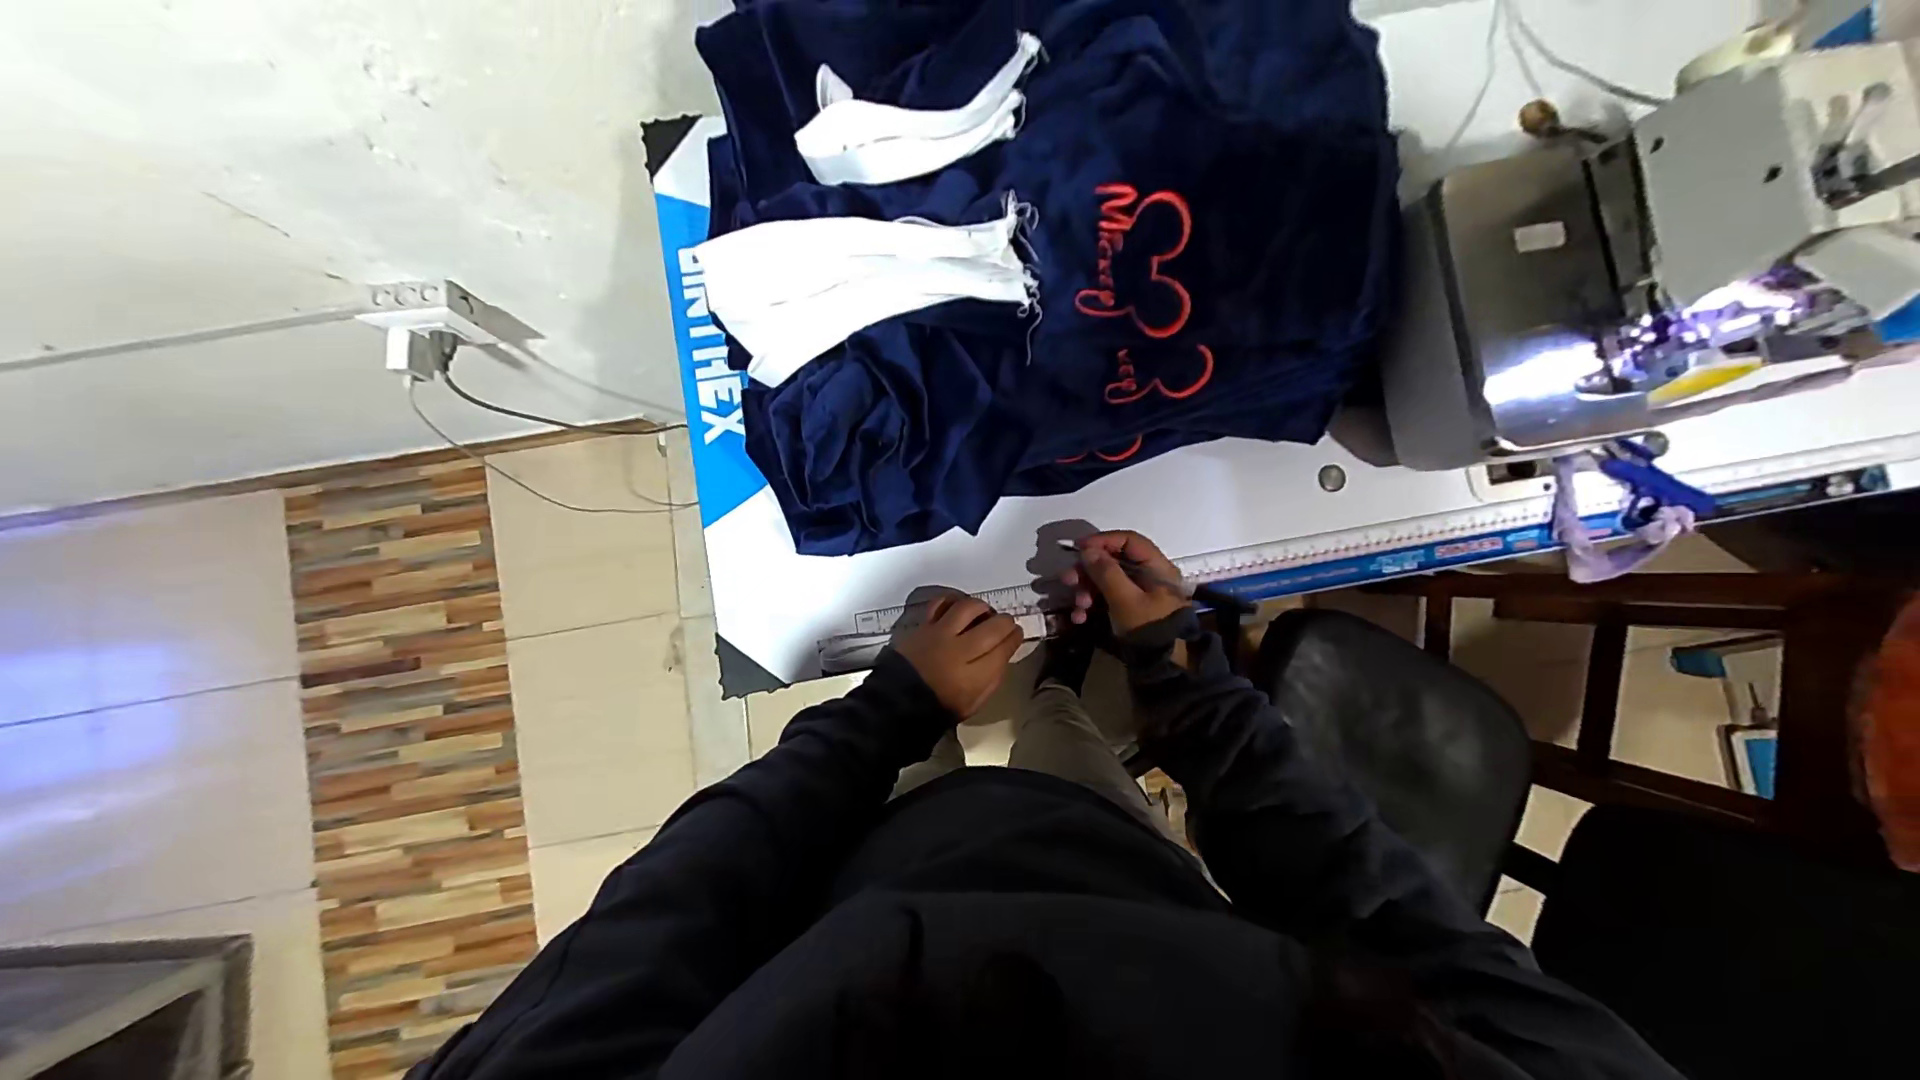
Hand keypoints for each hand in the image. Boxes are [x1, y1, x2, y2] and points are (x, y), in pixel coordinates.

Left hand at [892, 596, 1025, 717]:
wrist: (900, 700)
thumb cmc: (941, 704)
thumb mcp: (975, 703)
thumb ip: (993, 678)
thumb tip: (1003, 653)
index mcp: (974, 676)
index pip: (1004, 648)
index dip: (1015, 637)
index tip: (1016, 633)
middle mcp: (959, 651)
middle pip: (993, 626)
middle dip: (1005, 621)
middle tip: (1005, 623)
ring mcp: (939, 635)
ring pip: (968, 607)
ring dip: (982, 607)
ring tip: (983, 613)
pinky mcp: (923, 626)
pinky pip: (940, 603)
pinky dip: (952, 601)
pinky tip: (958, 608)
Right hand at [1061, 530, 1190, 634]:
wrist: (1163, 666)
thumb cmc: (1148, 627)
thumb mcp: (1125, 599)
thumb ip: (1106, 572)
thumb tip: (1088, 550)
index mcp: (1156, 568)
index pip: (1128, 540)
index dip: (1103, 540)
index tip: (1078, 548)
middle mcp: (1148, 576)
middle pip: (1114, 561)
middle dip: (1088, 570)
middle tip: (1068, 579)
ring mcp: (1138, 594)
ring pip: (1107, 581)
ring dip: (1087, 590)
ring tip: (1077, 604)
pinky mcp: (1129, 609)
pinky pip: (1107, 598)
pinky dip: (1092, 605)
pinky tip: (1079, 617)